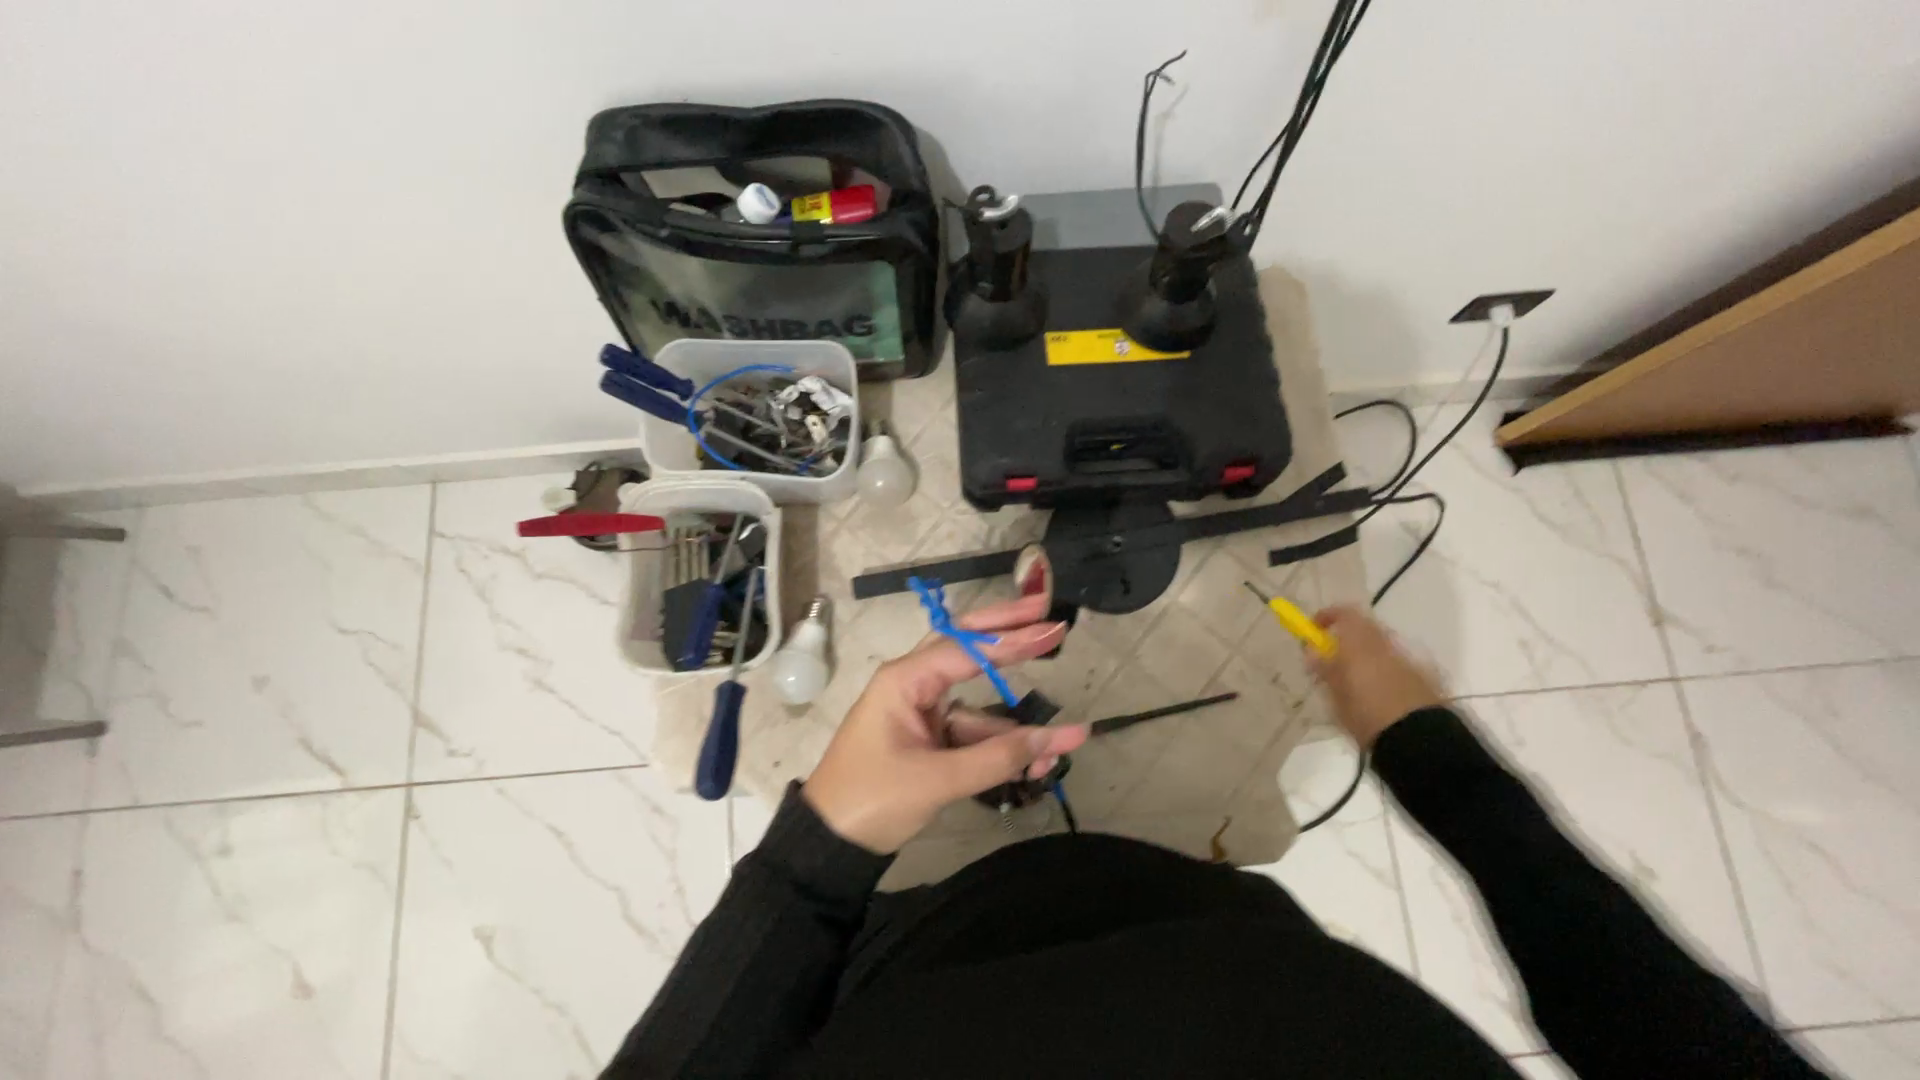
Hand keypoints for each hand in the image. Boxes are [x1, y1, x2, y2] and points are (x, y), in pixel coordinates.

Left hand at [802, 593, 1089, 853]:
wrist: (830, 844)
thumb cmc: (872, 799)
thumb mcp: (936, 780)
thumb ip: (998, 758)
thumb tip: (1059, 738)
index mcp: (904, 680)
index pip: (966, 649)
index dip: (1012, 640)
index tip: (1051, 629)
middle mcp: (914, 686)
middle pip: (969, 652)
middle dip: (1010, 637)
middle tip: (1051, 616)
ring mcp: (923, 713)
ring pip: (980, 707)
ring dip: (1018, 728)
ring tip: (1066, 741)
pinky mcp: (929, 741)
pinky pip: (974, 736)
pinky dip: (1003, 749)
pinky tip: (1037, 763)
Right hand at [1309, 605, 1447, 747]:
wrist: (1420, 742)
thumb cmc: (1367, 717)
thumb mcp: (1336, 697)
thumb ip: (1324, 670)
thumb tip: (1313, 651)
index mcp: (1362, 645)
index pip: (1345, 613)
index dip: (1327, 617)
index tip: (1313, 631)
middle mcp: (1387, 646)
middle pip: (1364, 629)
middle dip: (1345, 639)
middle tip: (1329, 660)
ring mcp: (1408, 661)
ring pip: (1380, 648)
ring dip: (1363, 656)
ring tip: (1352, 684)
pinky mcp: (1423, 679)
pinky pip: (1395, 665)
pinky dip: (1381, 671)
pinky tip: (1376, 696)